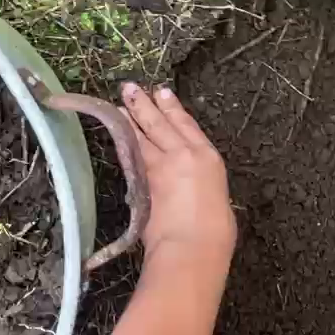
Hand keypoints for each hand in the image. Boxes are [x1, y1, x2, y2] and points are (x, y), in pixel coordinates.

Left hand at [120, 83, 235, 268]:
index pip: (187, 125)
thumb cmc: (214, 232)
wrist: (194, 246)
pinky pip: (132, 155)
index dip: (173, 108)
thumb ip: (200, 187)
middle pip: (162, 124)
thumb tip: (188, 190)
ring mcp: (162, 165)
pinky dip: (125, 142)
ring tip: (120, 104)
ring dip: (131, 119)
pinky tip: (119, 134)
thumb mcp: (215, 200)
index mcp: (209, 158)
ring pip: (143, 136)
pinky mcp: (143, 180)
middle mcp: (186, 154)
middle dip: (146, 104)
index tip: (163, 93)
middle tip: (131, 88)